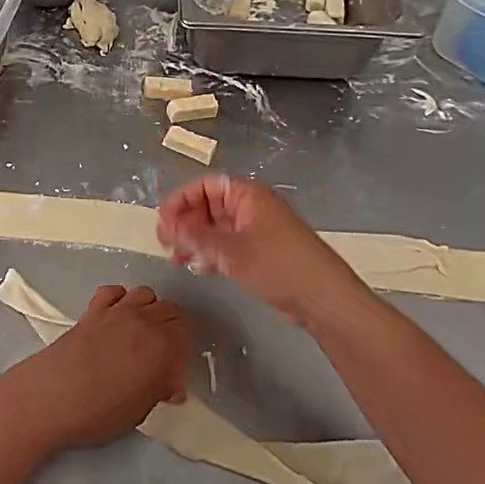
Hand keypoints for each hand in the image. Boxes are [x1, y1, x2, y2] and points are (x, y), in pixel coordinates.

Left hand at [0, 285, 192, 451]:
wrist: (50, 397)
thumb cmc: (99, 412)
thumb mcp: (141, 409)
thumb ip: (161, 387)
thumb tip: (171, 383)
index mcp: (162, 345)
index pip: (187, 332)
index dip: (183, 351)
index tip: (173, 373)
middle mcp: (143, 320)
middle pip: (170, 309)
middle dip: (172, 328)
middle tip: (163, 354)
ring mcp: (116, 311)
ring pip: (146, 294)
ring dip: (150, 309)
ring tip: (141, 333)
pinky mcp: (92, 310)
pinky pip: (114, 291)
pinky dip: (120, 299)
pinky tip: (116, 317)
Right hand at [155, 174, 363, 322]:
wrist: (322, 297)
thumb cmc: (279, 265)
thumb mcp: (232, 251)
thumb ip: (197, 237)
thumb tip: (169, 225)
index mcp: (247, 196)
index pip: (205, 186)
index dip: (181, 199)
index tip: (162, 219)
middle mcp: (249, 208)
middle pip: (208, 206)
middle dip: (185, 222)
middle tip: (165, 243)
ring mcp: (254, 231)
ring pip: (215, 228)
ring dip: (194, 241)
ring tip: (176, 259)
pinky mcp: (257, 253)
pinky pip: (226, 246)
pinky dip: (210, 254)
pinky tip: (199, 268)